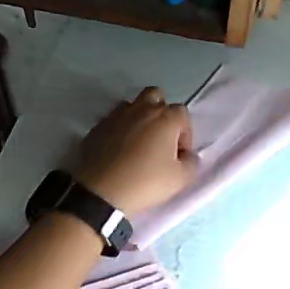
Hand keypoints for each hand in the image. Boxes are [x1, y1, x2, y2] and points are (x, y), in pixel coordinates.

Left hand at [74, 87, 197, 218]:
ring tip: (140, 141)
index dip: (185, 133)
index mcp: (164, 118)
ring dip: (140, 117)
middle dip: (162, 112)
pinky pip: (114, 120)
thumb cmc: (145, 183)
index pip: (182, 113)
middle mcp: (141, 109)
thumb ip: (191, 163)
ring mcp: (116, 115)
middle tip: (161, 137)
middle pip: (156, 96)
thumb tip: (188, 156)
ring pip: (133, 105)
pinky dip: (121, 129)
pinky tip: (120, 149)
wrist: (100, 192)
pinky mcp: (97, 126)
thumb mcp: (180, 180)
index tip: (180, 154)